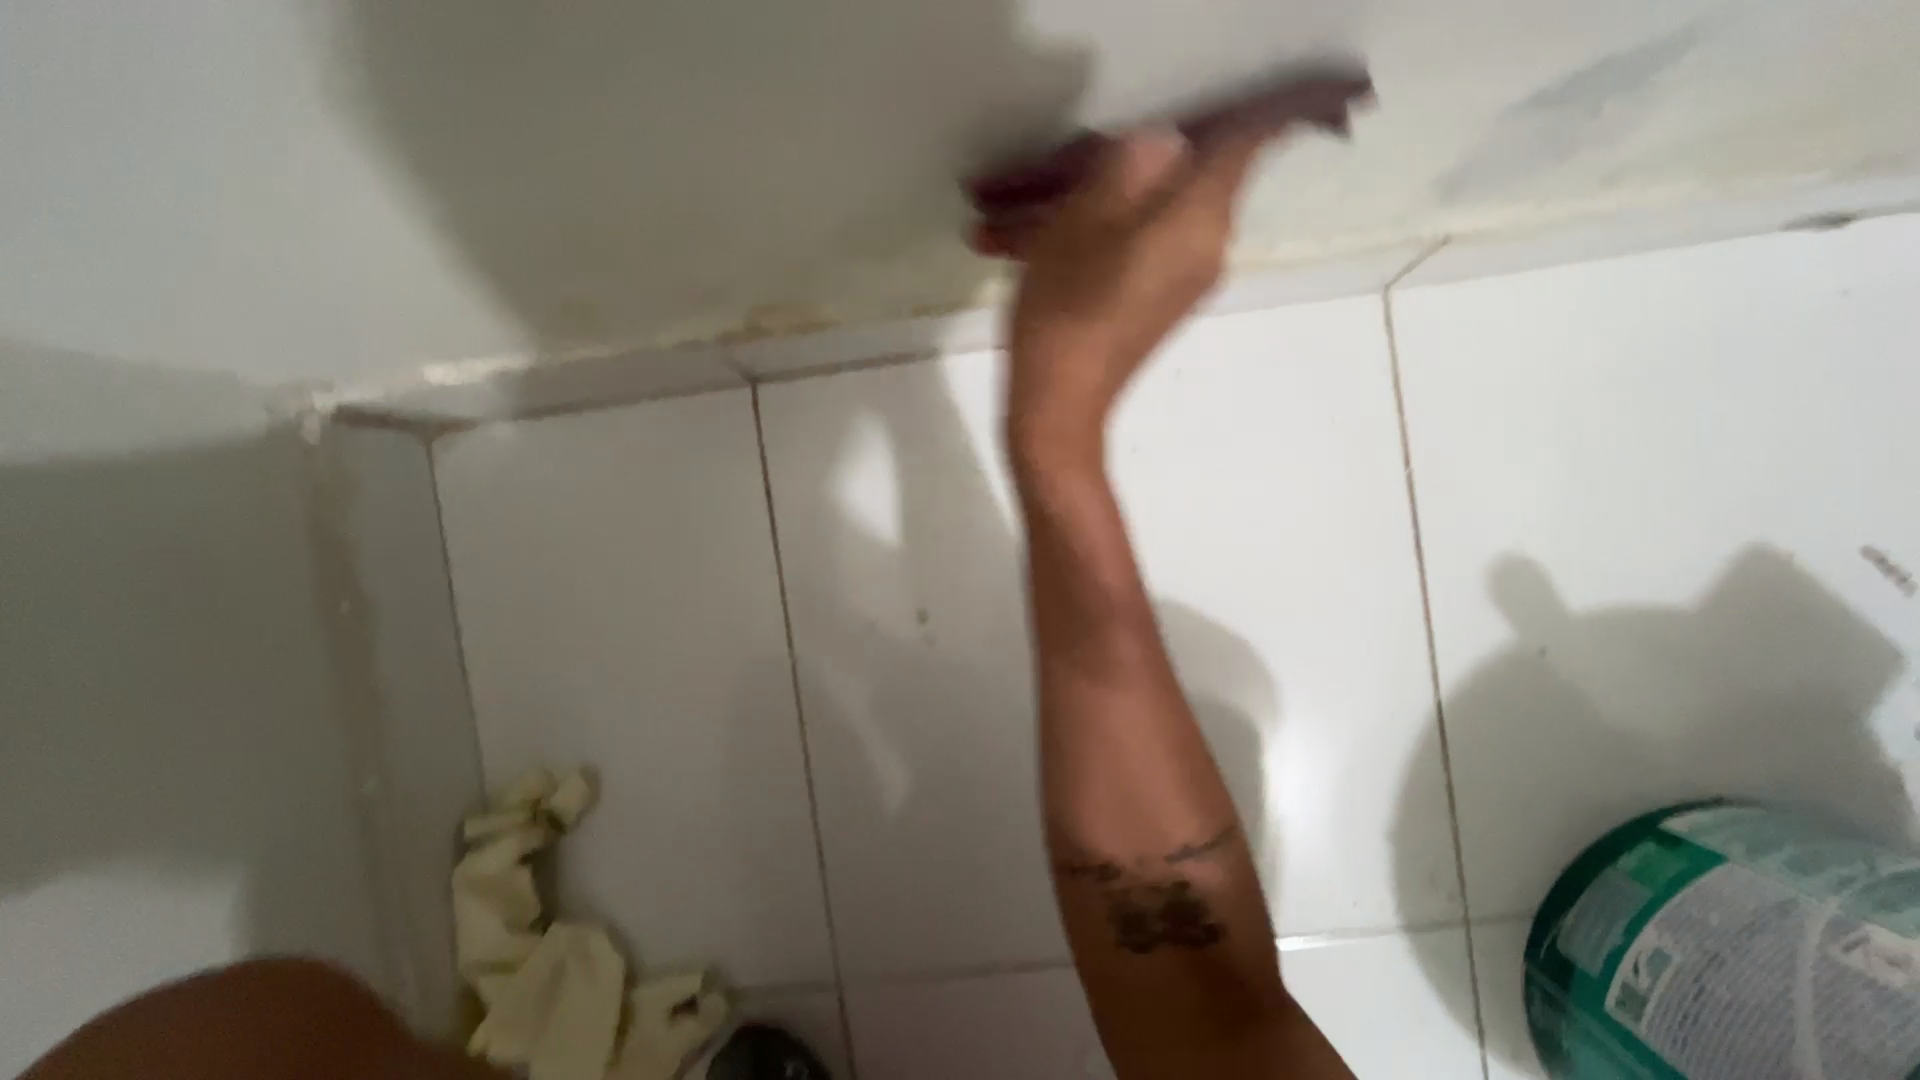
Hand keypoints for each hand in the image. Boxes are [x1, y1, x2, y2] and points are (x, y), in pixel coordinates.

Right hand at [1002, 127, 1275, 460]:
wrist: (1060, 407)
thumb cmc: (1067, 308)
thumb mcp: (1082, 222)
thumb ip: (1129, 168)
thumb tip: (1166, 144)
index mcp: (1201, 218)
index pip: (1241, 144)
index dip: (1227, 118)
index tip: (1187, 121)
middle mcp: (1211, 248)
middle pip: (1187, 182)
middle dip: (1129, 169)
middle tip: (1071, 171)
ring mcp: (1186, 283)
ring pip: (1151, 220)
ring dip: (1098, 211)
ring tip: (1028, 222)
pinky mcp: (1159, 307)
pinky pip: (1138, 254)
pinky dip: (1098, 244)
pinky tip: (1042, 254)